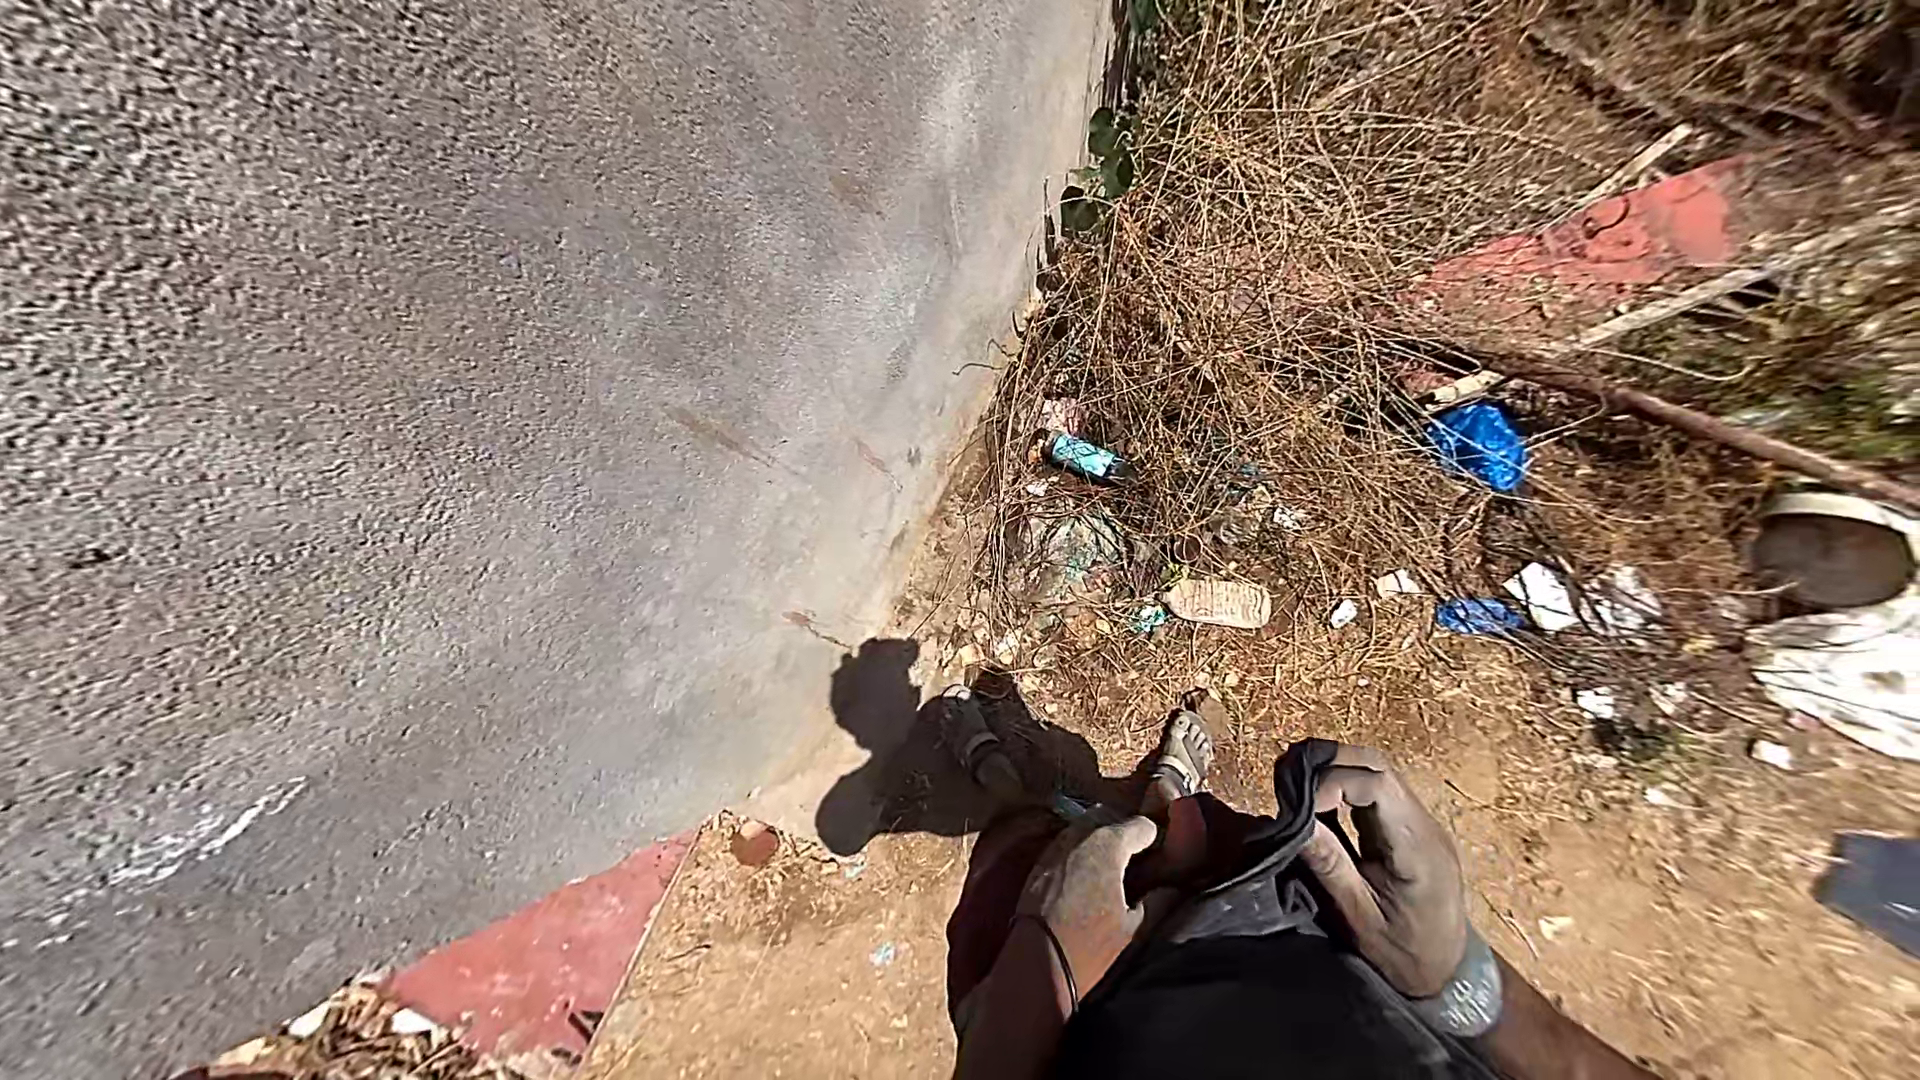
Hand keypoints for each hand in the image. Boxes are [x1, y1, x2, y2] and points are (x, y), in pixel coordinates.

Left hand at [1016, 816, 1174, 997]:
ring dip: (1102, 839)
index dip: (1154, 838)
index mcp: (1109, 844)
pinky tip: (1089, 873)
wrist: (1036, 959)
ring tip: (1115, 867)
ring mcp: (1058, 842)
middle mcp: (1081, 833)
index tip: (1160, 854)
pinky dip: (1082, 849)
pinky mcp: (1042, 856)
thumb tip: (1171, 888)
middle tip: (1139, 858)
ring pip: (1087, 826)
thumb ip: (1158, 900)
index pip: (1140, 825)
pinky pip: (1069, 841)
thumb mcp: (1134, 927)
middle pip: (1111, 817)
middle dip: (1126, 832)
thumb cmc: (1090, 945)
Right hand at [1298, 742, 1467, 997]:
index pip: (1375, 785)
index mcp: (1416, 849)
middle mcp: (1424, 825)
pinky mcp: (1409, 822)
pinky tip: (1316, 795)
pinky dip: (1340, 778)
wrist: (1450, 976)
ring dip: (1331, 766)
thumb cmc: (1402, 953)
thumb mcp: (1356, 916)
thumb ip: (1327, 864)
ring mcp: (1420, 820)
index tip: (1299, 808)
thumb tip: (1292, 818)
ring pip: (1374, 766)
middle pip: (1375, 764)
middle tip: (1288, 780)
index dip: (1328, 783)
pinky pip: (1374, 782)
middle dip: (1326, 762)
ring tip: (1296, 785)